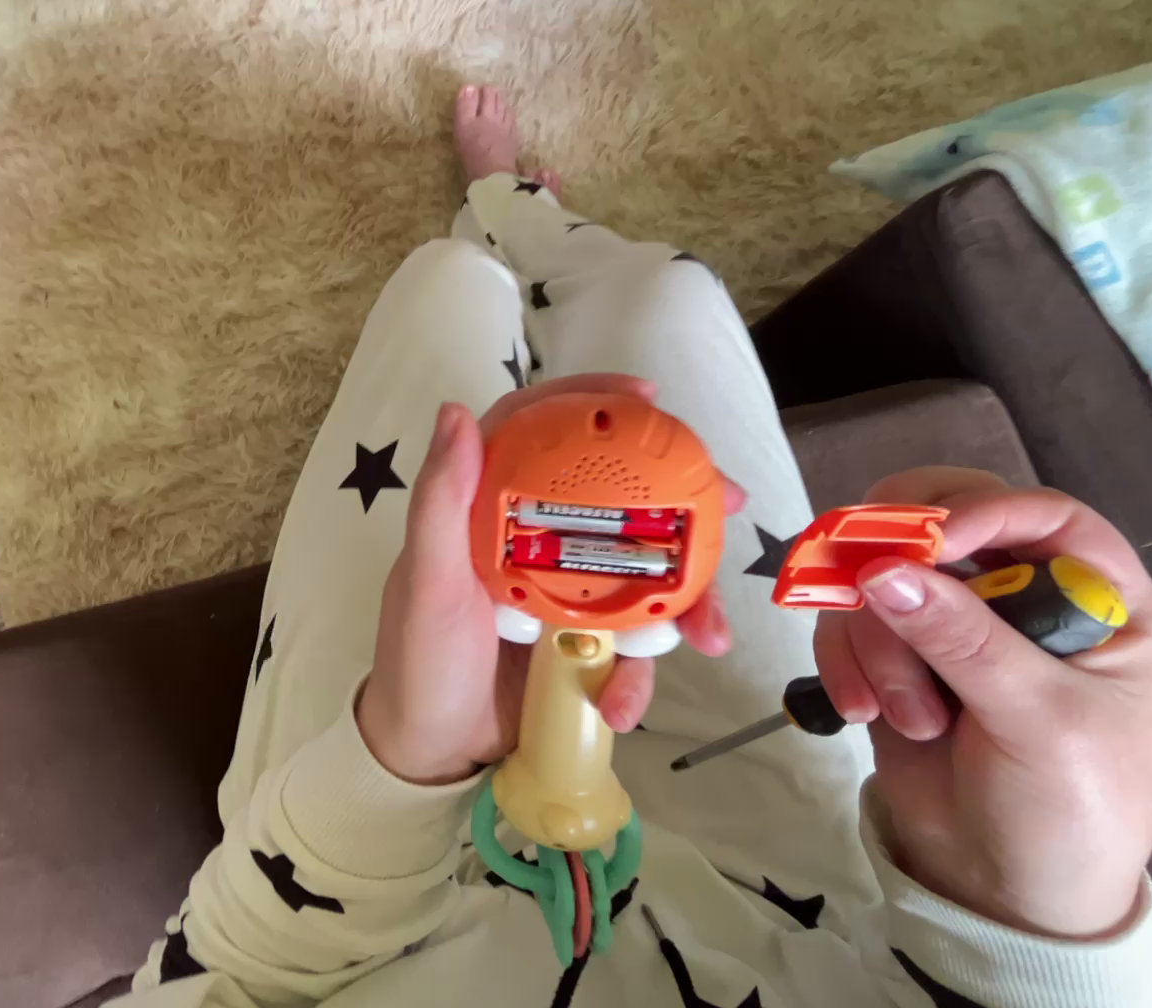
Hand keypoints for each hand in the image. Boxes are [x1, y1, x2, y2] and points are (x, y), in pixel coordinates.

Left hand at [356, 374, 741, 785]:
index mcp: (487, 513)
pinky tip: (620, 704)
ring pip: (639, 572)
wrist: (433, 752)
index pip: (534, 434)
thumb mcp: (427, 579)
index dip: (585, 403)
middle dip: (676, 496)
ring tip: (710, 636)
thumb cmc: (421, 658)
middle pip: (610, 497)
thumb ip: (440, 501)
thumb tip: (456, 409)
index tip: (644, 399)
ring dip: (684, 601)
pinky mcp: (581, 641)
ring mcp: (560, 592)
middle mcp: (529, 541)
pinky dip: (638, 674)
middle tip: (730, 500)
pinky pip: (629, 645)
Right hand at [812, 467, 1151, 937]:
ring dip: (874, 647)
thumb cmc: (1062, 804)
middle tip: (863, 576)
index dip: (982, 512)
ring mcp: (946, 622)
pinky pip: (842, 622)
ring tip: (905, 716)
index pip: (1045, 517)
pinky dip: (841, 664)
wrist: (993, 876)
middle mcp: (1018, 599)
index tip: (923, 543)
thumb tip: (879, 569)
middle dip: (895, 555)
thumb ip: (962, 640)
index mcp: (1098, 606)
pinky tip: (862, 713)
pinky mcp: (888, 648)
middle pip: (941, 523)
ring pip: (878, 579)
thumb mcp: (1037, 722)